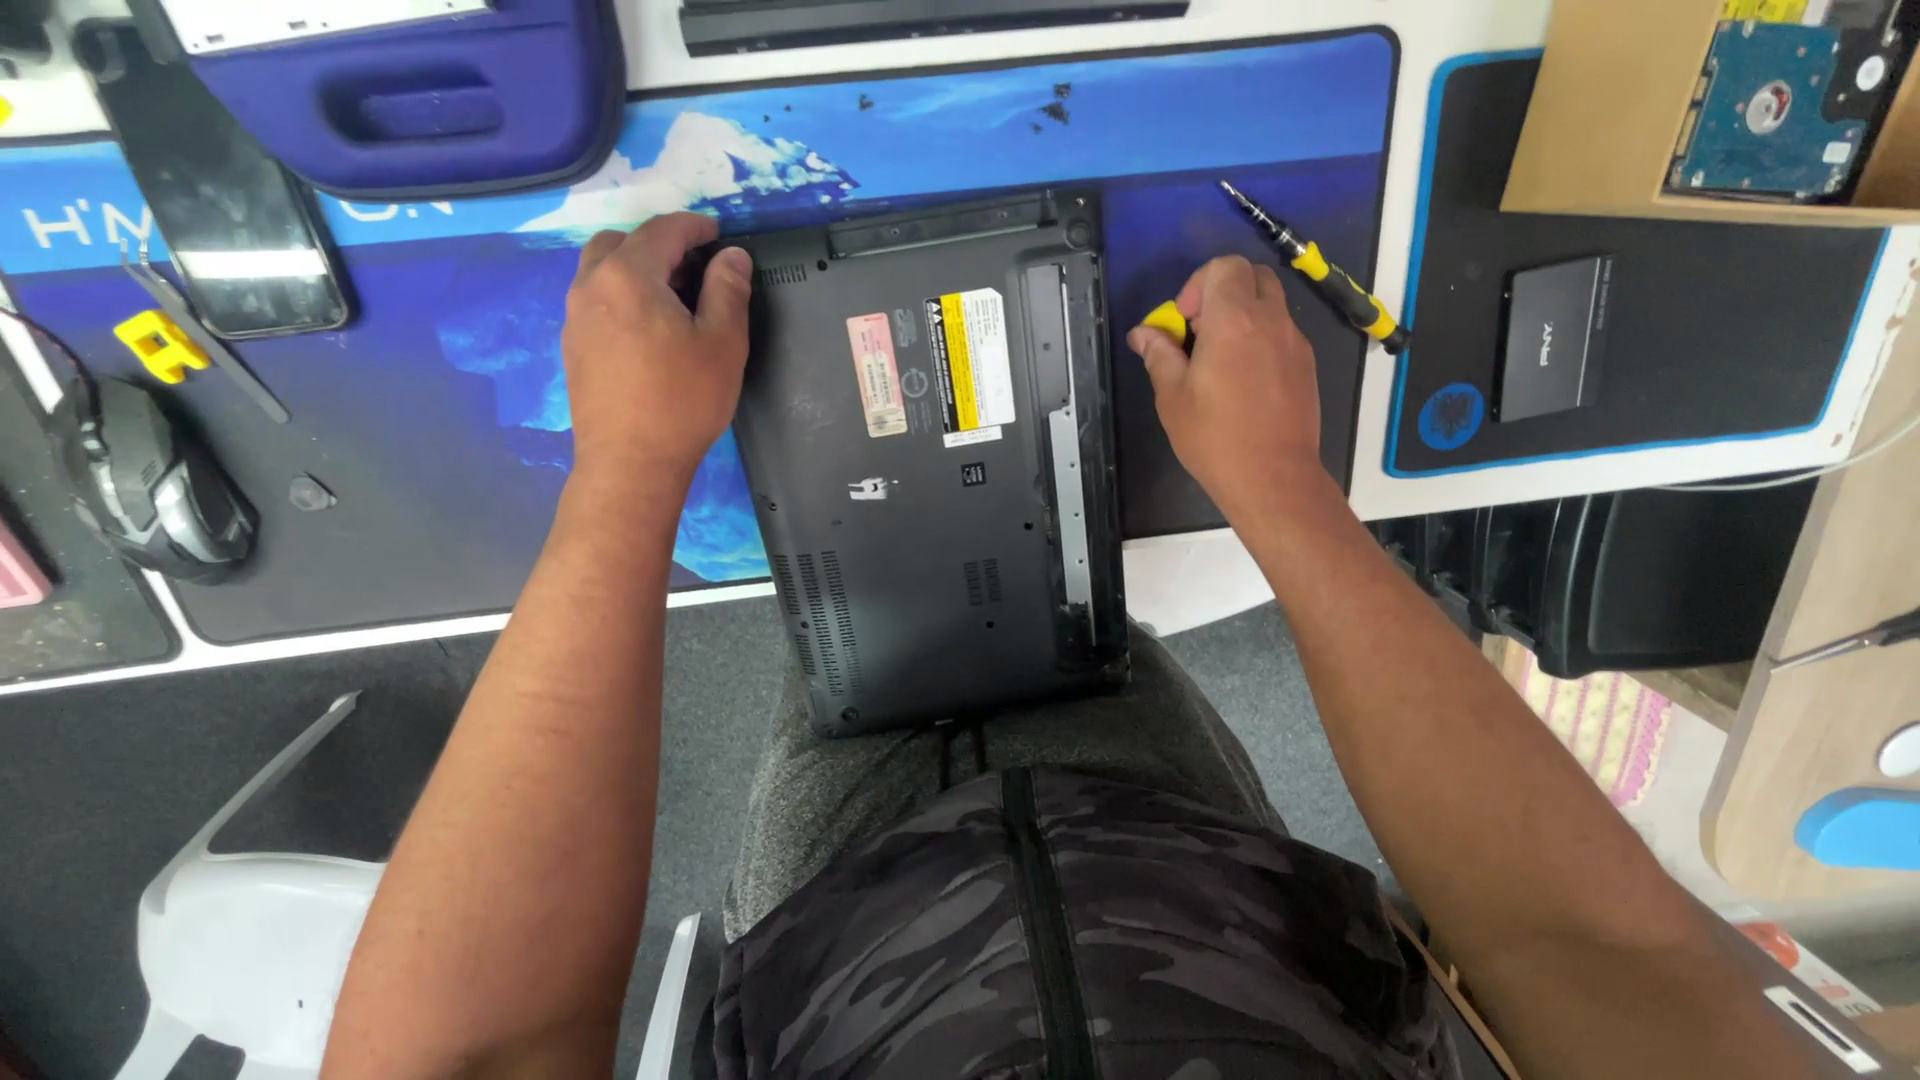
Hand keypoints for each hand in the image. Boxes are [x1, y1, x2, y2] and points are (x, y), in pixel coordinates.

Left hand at [561, 213, 753, 485]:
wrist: (631, 462)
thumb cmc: (684, 400)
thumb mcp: (723, 343)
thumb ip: (728, 290)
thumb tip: (731, 256)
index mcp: (629, 276)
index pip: (662, 231)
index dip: (694, 227)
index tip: (717, 234)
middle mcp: (591, 286)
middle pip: (620, 242)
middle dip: (658, 244)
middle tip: (693, 267)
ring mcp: (575, 318)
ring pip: (600, 271)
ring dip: (634, 268)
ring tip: (670, 297)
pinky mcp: (572, 347)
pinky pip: (595, 301)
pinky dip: (620, 296)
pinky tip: (646, 328)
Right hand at [1127, 256, 1323, 519]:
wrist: (1273, 477)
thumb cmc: (1215, 437)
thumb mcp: (1172, 397)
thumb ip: (1159, 354)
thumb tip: (1143, 333)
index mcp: (1234, 320)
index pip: (1224, 267)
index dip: (1198, 285)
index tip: (1184, 321)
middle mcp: (1271, 320)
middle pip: (1252, 275)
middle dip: (1223, 291)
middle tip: (1200, 330)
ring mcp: (1294, 341)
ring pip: (1270, 302)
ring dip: (1243, 314)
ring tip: (1220, 358)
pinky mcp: (1306, 364)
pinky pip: (1281, 331)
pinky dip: (1260, 337)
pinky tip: (1243, 379)